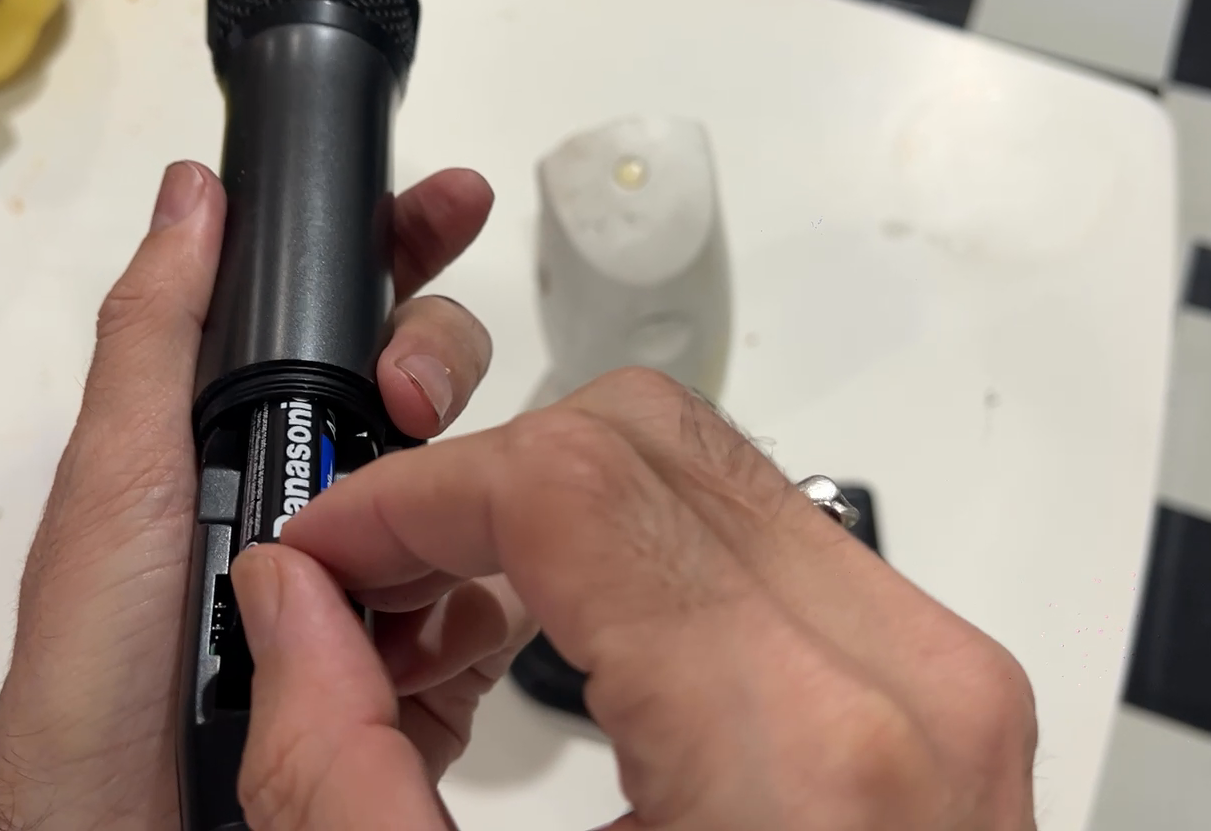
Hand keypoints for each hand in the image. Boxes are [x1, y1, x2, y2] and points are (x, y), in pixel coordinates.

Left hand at [0, 161, 503, 830]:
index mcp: (272, 422)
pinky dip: (486, 595)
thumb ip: (158, 331)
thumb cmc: (111, 655)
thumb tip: (194, 191)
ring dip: (469, 490)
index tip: (459, 201)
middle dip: (443, 358)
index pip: (355, 306)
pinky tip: (443, 628)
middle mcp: (343, 479)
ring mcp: (396, 561)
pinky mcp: (435, 648)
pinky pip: (496, 591)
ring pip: (481, 482)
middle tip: (417, 397)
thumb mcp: (122, 476)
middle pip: (436, 378)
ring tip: (413, 551)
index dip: (409, 244)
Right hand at [233, 369, 1039, 830]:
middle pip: (627, 435)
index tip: (330, 545)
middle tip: (382, 582)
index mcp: (797, 760)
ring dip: (535, 504)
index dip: (413, 492)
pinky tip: (549, 626)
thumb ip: (335, 776)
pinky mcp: (909, 656)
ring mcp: (921, 653)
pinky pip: (722, 513)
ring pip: (675, 455)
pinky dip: (604, 535)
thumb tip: (288, 596)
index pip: (568, 483)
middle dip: (470, 486)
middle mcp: (894, 671)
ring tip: (454, 613)